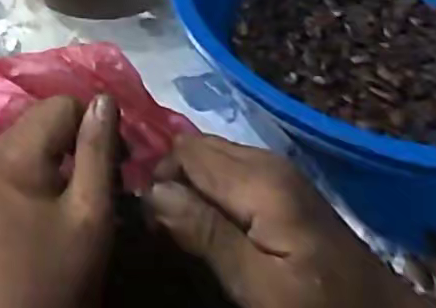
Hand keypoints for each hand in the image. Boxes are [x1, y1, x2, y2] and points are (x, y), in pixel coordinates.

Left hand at [0, 94, 118, 307]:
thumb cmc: (58, 272)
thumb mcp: (90, 212)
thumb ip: (98, 150)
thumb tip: (105, 99)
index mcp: (18, 146)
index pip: (67, 103)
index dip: (98, 124)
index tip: (122, 161)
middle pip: (52, 112)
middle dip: (86, 133)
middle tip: (113, 173)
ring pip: (44, 126)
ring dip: (73, 145)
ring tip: (95, 182)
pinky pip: (32, 144)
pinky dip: (57, 156)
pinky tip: (71, 187)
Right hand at [142, 136, 423, 307]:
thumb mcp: (260, 288)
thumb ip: (205, 234)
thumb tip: (151, 190)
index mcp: (259, 178)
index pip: (183, 151)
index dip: (159, 179)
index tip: (151, 223)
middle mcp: (265, 158)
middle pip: (195, 146)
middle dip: (172, 177)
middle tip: (165, 227)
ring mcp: (277, 169)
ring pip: (210, 155)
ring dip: (191, 183)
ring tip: (186, 226)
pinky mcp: (284, 184)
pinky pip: (230, 169)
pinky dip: (212, 187)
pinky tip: (214, 222)